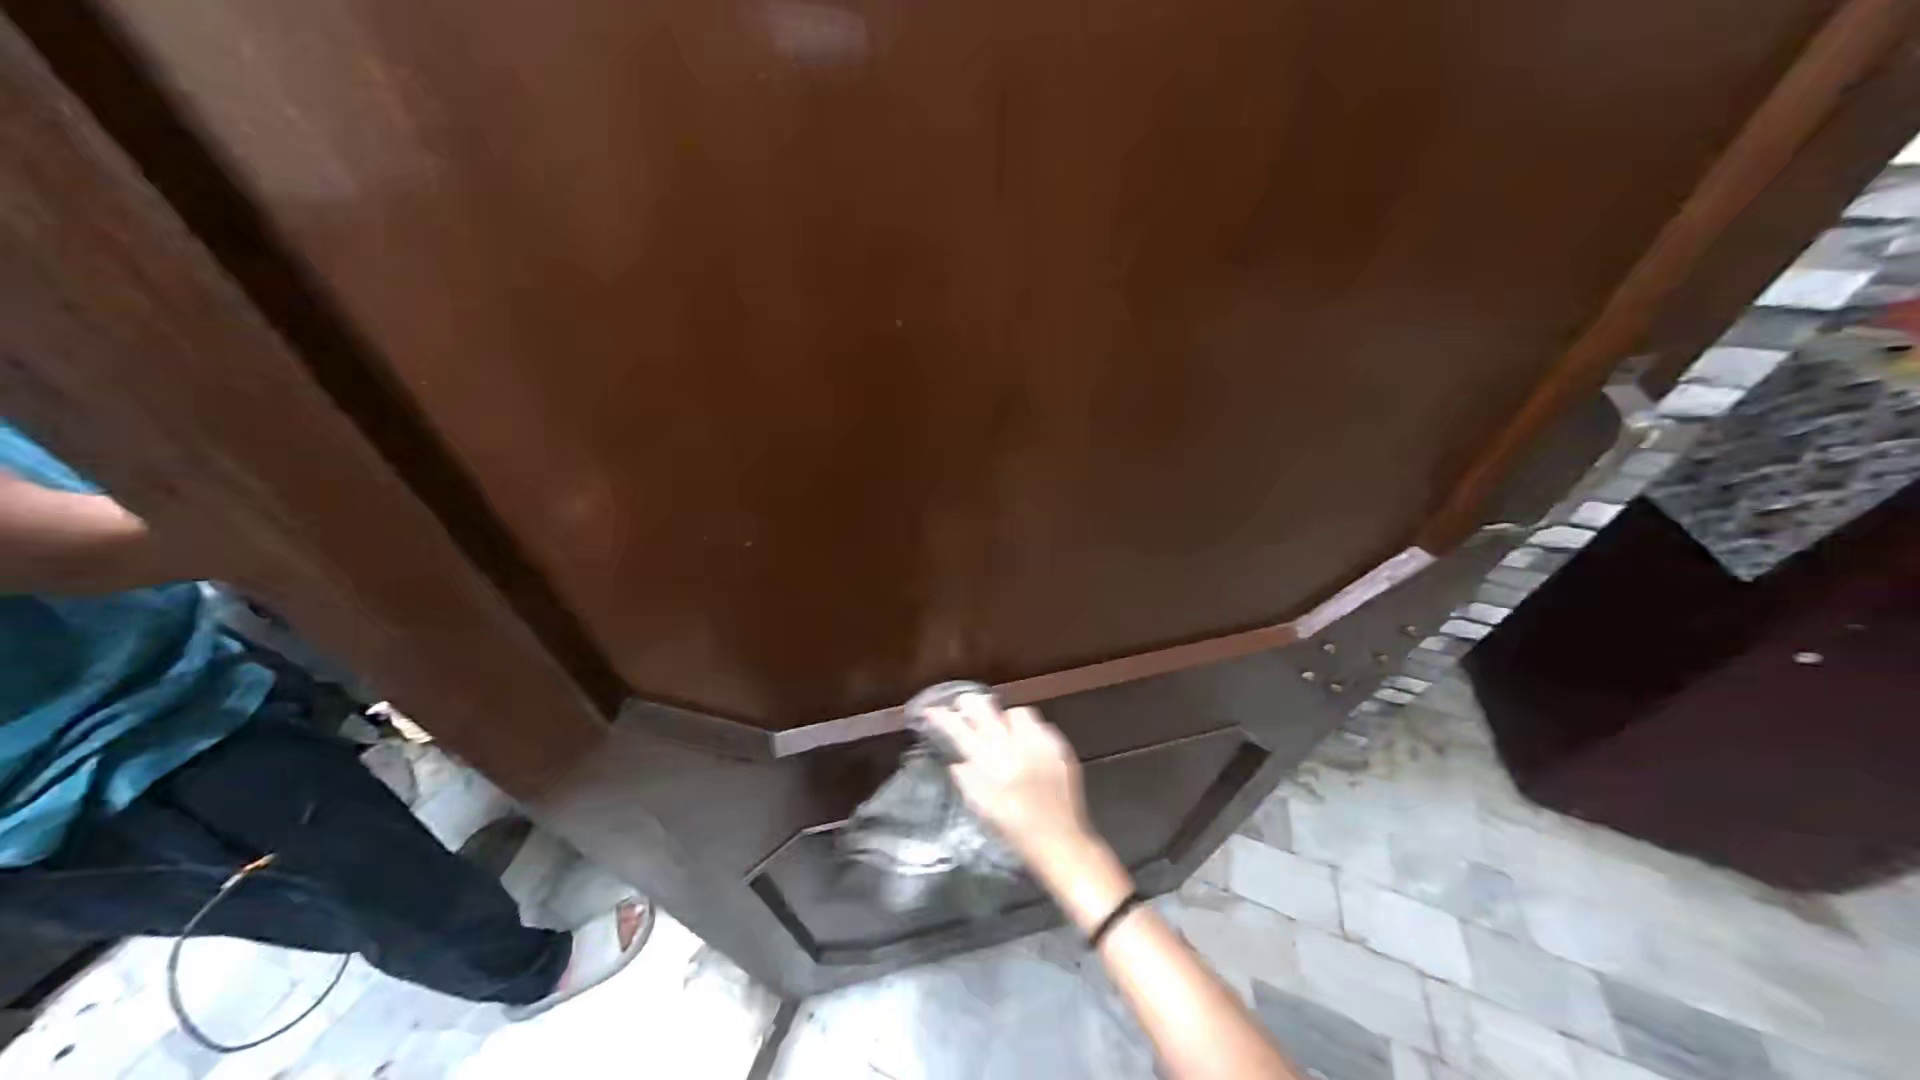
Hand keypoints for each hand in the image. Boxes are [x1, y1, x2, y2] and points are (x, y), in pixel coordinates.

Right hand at [923, 694, 1092, 864]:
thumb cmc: (1016, 832)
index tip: (932, 711)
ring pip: (1017, 712)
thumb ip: (967, 781)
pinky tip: (1029, 747)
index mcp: (991, 765)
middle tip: (966, 706)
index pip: (960, 732)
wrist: (1060, 842)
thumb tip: (957, 763)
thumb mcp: (983, 810)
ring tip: (1004, 729)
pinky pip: (1041, 726)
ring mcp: (1039, 745)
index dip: (943, 718)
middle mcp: (1014, 748)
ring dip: (1006, 717)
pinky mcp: (1059, 748)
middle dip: (972, 704)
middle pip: (987, 710)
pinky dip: (1031, 732)